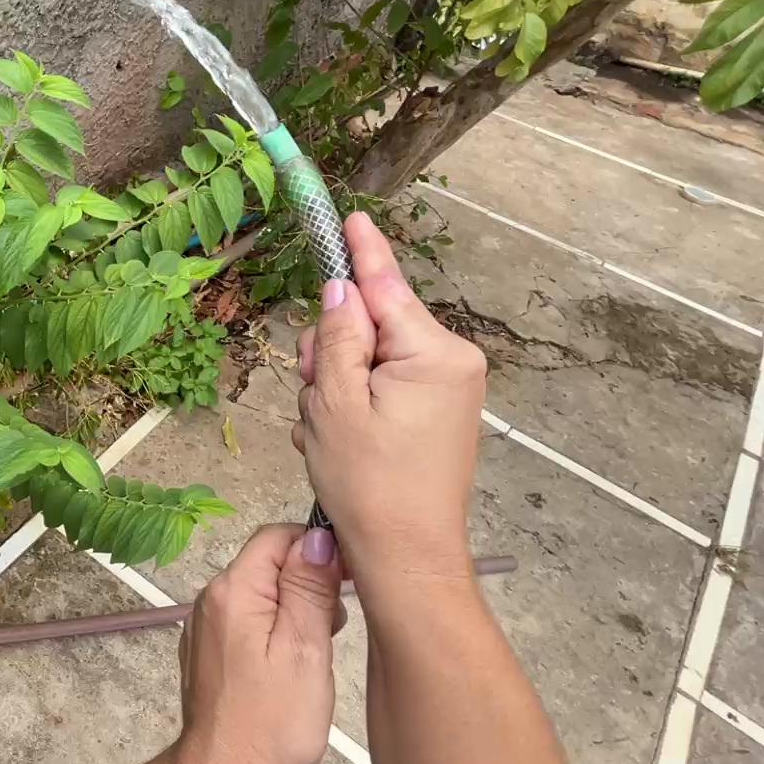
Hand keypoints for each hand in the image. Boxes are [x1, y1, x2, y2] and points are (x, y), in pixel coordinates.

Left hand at [167, 524, 342, 763]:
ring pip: (262, 591)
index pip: (276, 536)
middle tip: (335, 625)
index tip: (349, 578)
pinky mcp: (211, 646)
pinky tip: (292, 663)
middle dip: (309, 581)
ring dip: (296, 607)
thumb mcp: (304, 650)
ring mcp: (207, 623)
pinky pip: (249, 617)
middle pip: (268, 562)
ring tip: (317, 650)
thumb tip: (318, 537)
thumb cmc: (270, 722)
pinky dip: (276, 627)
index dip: (316, 546)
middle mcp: (211, 598)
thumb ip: (309, 589)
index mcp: (232, 590)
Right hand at [293, 213, 486, 590]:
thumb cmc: (367, 479)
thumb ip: (338, 338)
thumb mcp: (336, 402)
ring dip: (330, 386)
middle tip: (315, 395)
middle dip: (329, 353)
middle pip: (366, 326)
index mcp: (433, 353)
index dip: (362, 251)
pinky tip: (336, 440)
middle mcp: (448, 362)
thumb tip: (338, 291)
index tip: (353, 213)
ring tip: (325, 428)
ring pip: (361, 359)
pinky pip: (372, 386)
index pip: (387, 287)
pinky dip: (345, 406)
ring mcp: (440, 388)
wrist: (403, 550)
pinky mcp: (428, 411)